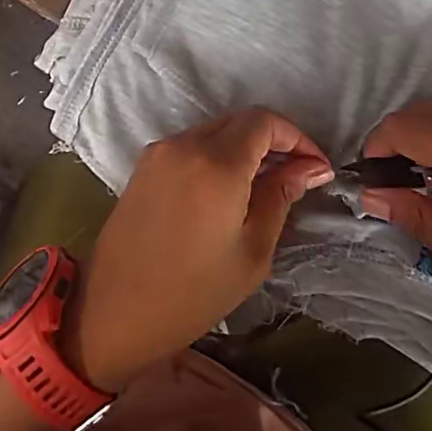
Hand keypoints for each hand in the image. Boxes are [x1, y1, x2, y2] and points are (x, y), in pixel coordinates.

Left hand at [65, 108, 332, 390]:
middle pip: (238, 120)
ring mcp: (159, 151)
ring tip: (266, 184)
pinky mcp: (144, 164)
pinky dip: (217, 154)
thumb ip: (280, 197)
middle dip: (273, 140)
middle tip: (297, 175)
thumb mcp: (252, 250)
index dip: (297, 138)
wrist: (115, 310)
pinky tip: (229, 187)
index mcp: (215, 163)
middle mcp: (184, 144)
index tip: (316, 167)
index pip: (264, 122)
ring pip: (214, 130)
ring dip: (244, 146)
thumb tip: (310, 168)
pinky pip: (191, 144)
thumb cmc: (192, 292)